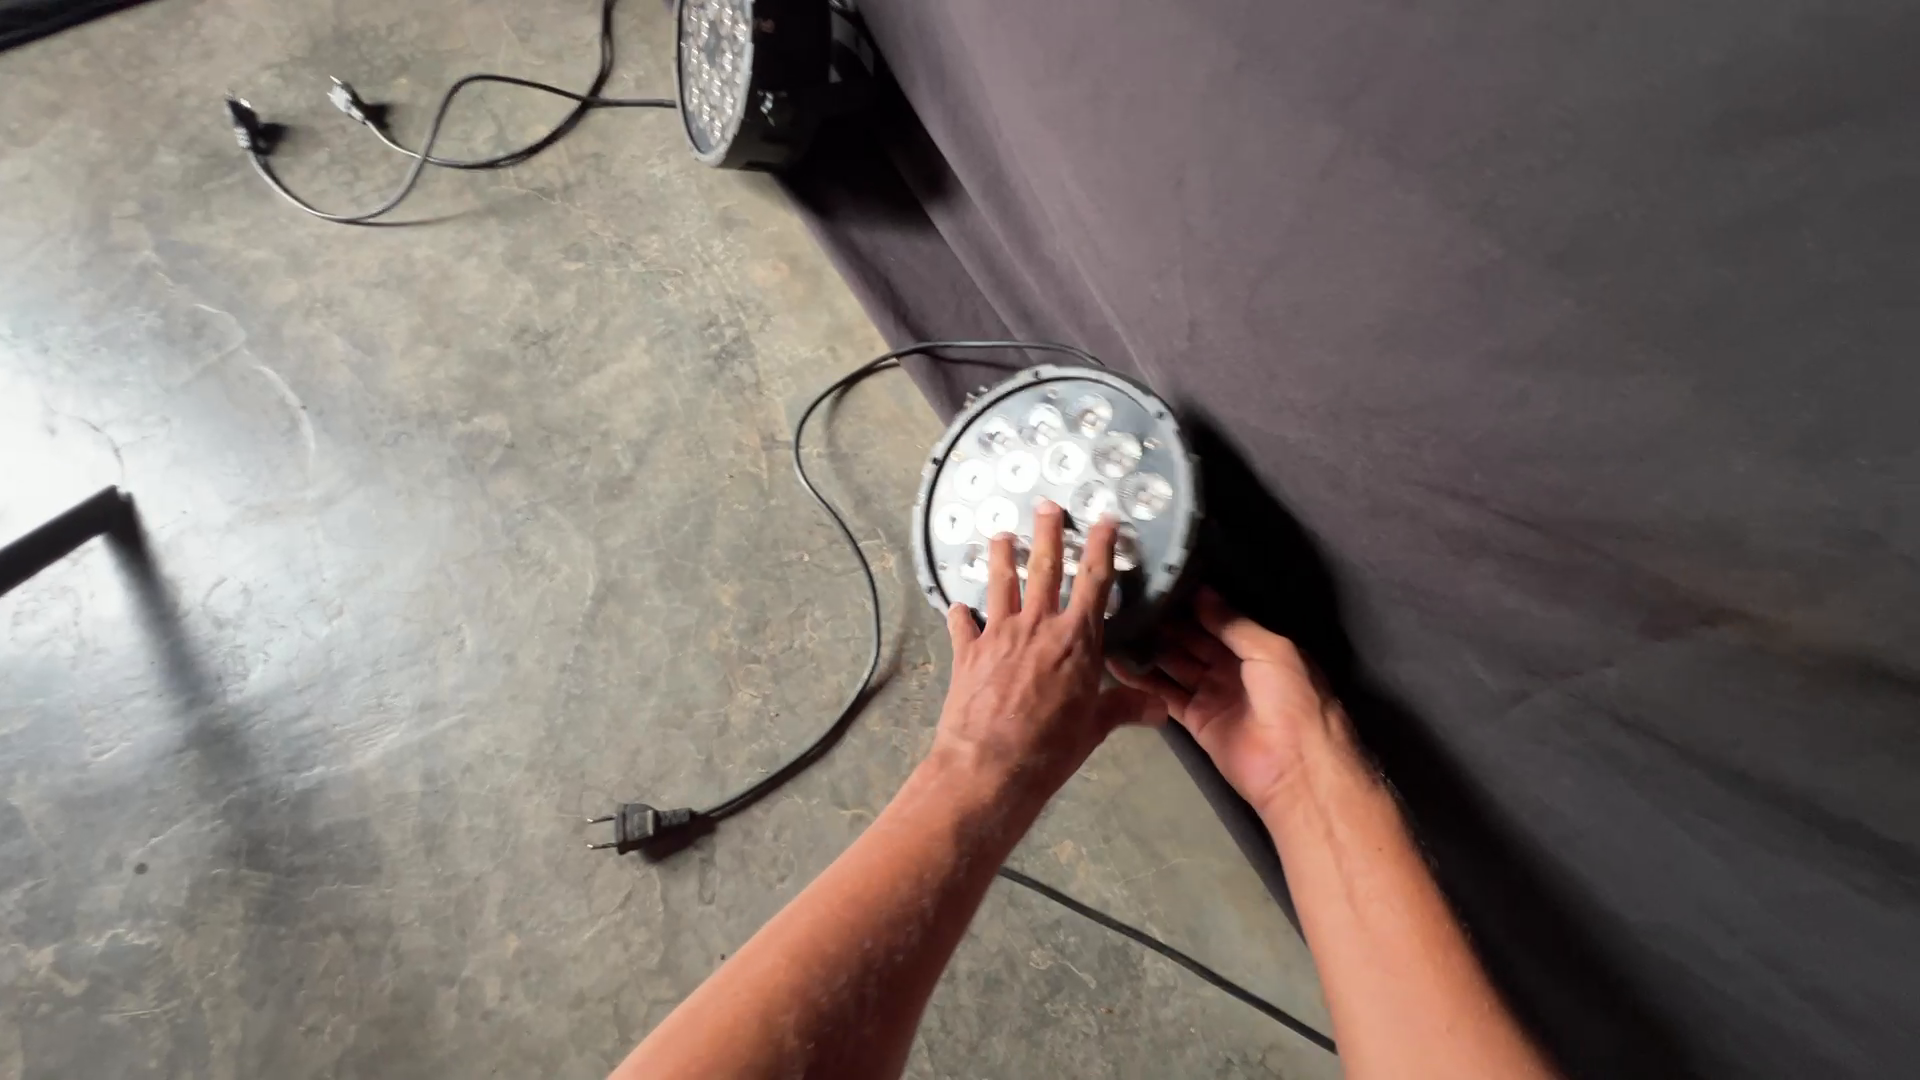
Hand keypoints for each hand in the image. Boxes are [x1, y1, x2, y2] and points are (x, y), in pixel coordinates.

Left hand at [934, 501, 1162, 804]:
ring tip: (1000, 535)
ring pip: (999, 584)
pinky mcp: (967, 651)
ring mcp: (998, 635)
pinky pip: (962, 624)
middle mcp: (1037, 626)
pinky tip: (956, 607)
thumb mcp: (1095, 728)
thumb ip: (1125, 709)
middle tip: (1046, 505)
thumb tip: (1159, 709)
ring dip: (1000, 557)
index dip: (1101, 547)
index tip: (1104, 520)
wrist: (989, 765)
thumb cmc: (1050, 748)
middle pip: (1043, 568)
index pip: (1094, 581)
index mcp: (1075, 639)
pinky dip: (960, 614)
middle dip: (1047, 533)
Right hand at [1110, 589, 1345, 813]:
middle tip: (1129, 603)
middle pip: (1193, 641)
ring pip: (1175, 665)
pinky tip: (1117, 664)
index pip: (1218, 621)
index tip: (1159, 584)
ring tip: (1117, 627)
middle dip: (1166, 625)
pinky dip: (1142, 682)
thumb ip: (1232, 623)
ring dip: (1150, 650)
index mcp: (1258, 648)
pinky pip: (1164, 695)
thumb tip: (1201, 592)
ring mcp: (1213, 694)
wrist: (1297, 771)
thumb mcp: (1271, 651)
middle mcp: (1233, 668)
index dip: (1192, 605)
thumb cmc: (1292, 700)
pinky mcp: (1195, 720)